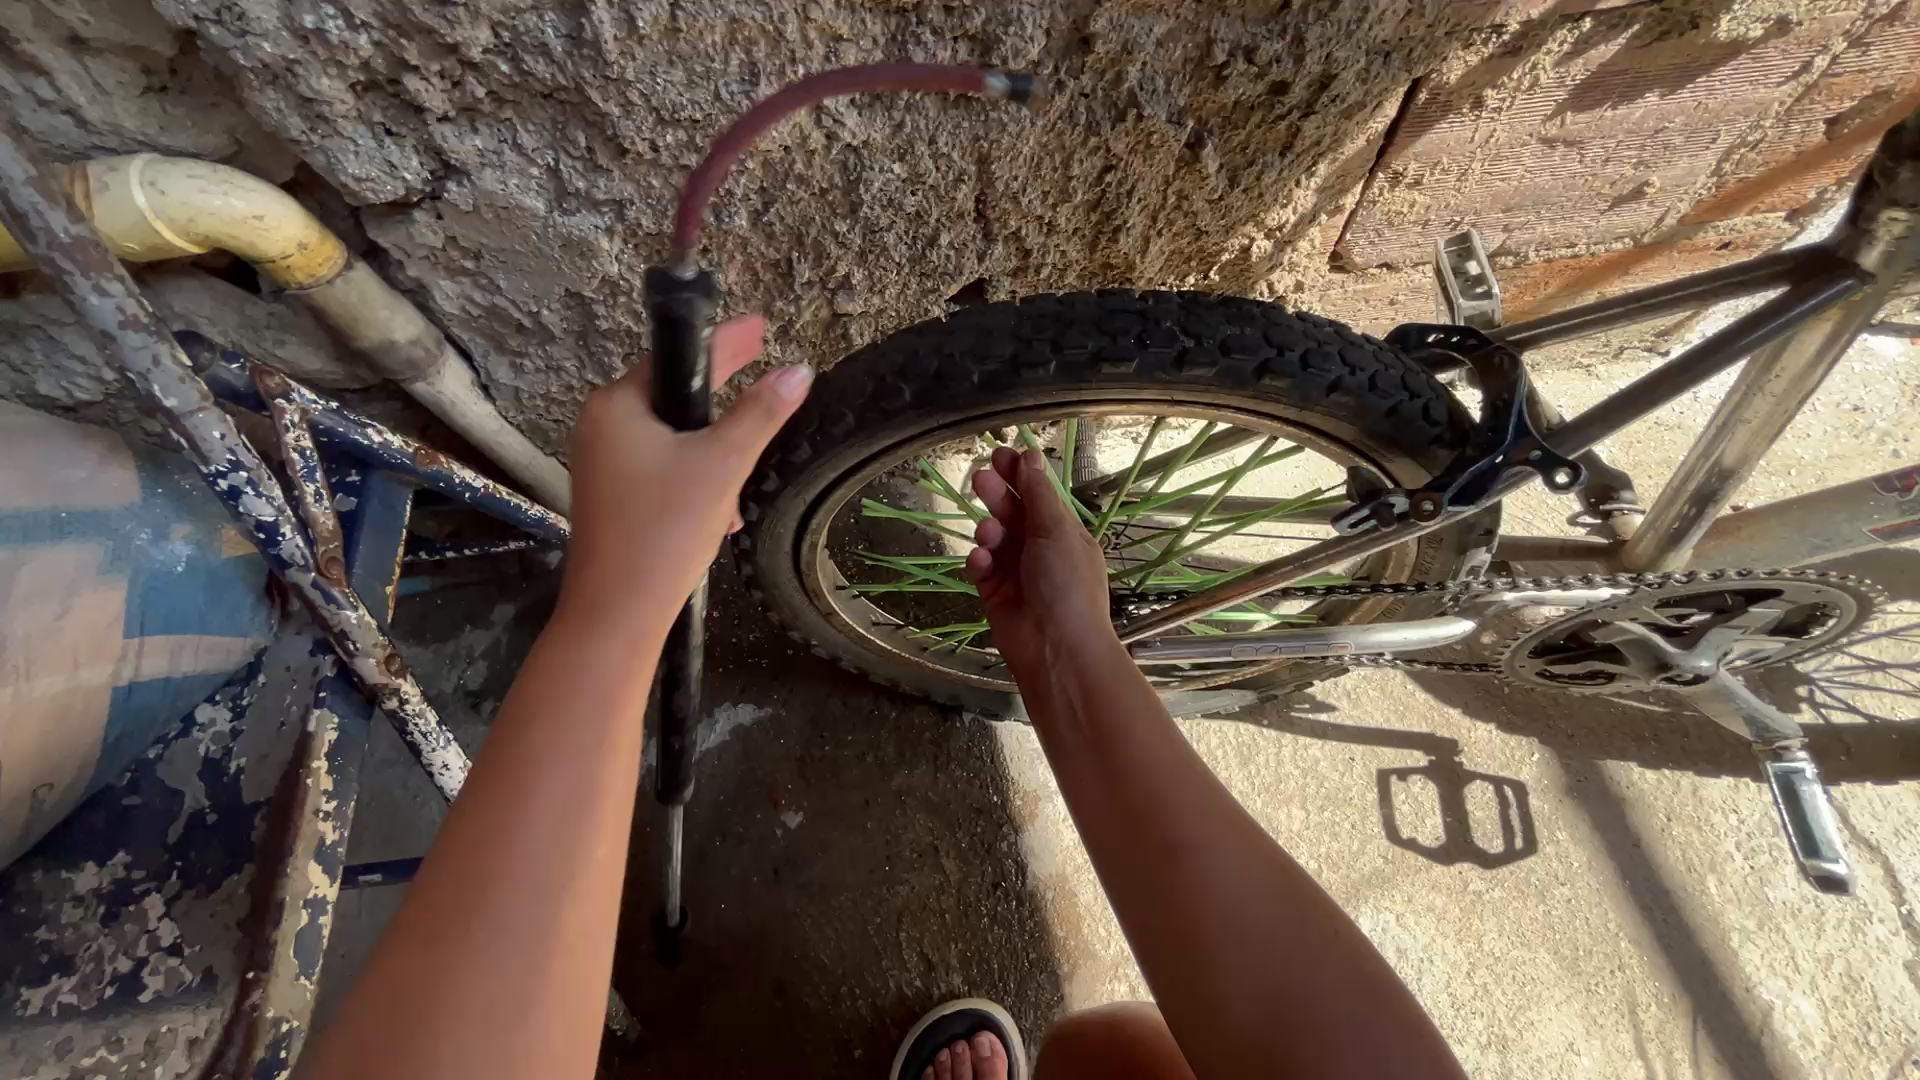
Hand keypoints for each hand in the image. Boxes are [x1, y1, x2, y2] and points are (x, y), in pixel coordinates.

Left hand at [561, 314, 810, 634]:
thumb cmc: (665, 528)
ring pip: (677, 444)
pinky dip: (697, 486)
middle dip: (725, 424)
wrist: (619, 611)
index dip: (727, 344)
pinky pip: (665, 472)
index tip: (761, 327)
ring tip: (733, 501)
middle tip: (764, 421)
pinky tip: (718, 519)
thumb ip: (760, 414)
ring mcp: (605, 465)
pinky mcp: (614, 498)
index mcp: (617, 405)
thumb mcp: (722, 464)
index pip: (679, 358)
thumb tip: (798, 371)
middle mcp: (602, 427)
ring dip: (715, 465)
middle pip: (680, 404)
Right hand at [965, 447, 1122, 684]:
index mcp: (1063, 532)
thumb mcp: (1057, 532)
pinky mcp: (995, 592)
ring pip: (993, 537)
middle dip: (997, 494)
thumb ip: (1039, 494)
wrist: (1056, 648)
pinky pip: (981, 567)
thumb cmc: (1066, 584)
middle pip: (1013, 511)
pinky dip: (979, 561)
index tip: (1001, 454)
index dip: (1020, 474)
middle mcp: (1040, 548)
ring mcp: (1016, 570)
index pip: (1038, 494)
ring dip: (988, 530)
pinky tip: (981, 562)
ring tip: (989, 533)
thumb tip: (1031, 455)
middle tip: (980, 477)